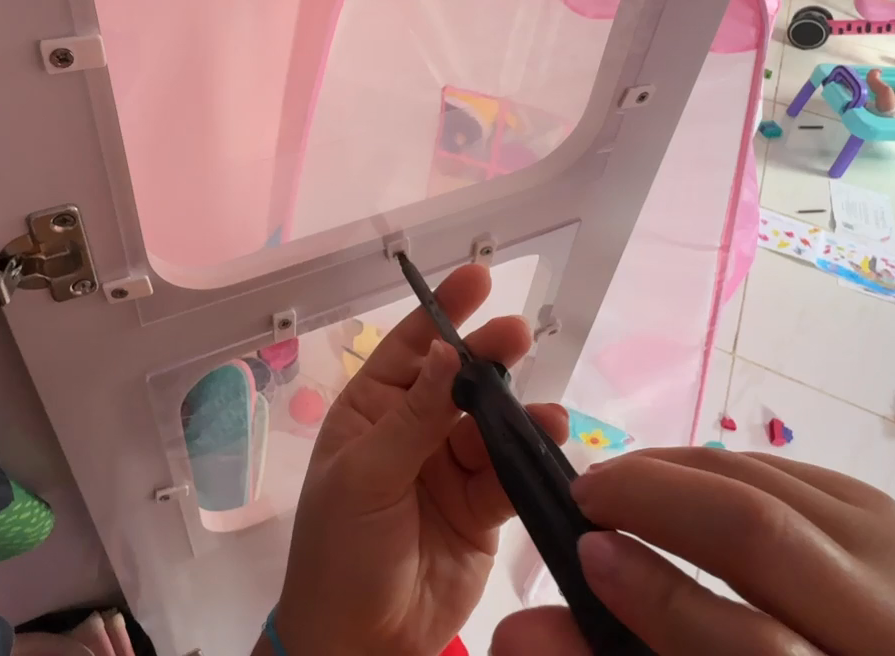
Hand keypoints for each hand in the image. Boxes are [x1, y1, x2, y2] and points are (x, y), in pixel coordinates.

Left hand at [268, 264, 567, 655]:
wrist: (359, 642)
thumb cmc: (341, 548)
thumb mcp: (368, 475)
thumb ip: (414, 417)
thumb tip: (446, 351)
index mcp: (373, 409)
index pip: (410, 346)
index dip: (443, 310)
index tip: (479, 276)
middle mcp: (413, 428)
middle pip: (458, 379)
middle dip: (487, 355)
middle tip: (517, 334)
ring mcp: (450, 467)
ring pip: (490, 423)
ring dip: (517, 412)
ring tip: (546, 412)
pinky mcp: (482, 507)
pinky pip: (509, 472)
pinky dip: (531, 457)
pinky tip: (553, 442)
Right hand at [493, 448, 894, 654]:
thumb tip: (509, 637)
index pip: (760, 652)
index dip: (662, 602)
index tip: (587, 553)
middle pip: (758, 536)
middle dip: (650, 501)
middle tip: (582, 497)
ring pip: (758, 484)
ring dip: (666, 474)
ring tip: (611, 488)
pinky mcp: (880, 508)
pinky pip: (769, 467)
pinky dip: (700, 468)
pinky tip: (665, 483)